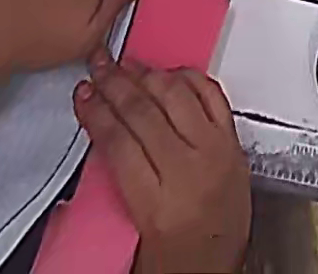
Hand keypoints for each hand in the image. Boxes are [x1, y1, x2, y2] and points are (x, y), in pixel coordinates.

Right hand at [74, 53, 250, 273]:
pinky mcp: (234, 144)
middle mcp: (191, 174)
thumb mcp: (134, 225)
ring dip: (147, 74)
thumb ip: (118, 174)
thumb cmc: (175, 261)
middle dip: (115, 83)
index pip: (119, 142)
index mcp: (159, 208)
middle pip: (144, 112)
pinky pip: (212, 95)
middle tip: (99, 65)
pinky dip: (189, 78)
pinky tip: (169, 72)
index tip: (83, 94)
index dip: (96, 111)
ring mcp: (217, 154)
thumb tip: (99, 120)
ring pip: (176, 94)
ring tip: (127, 64)